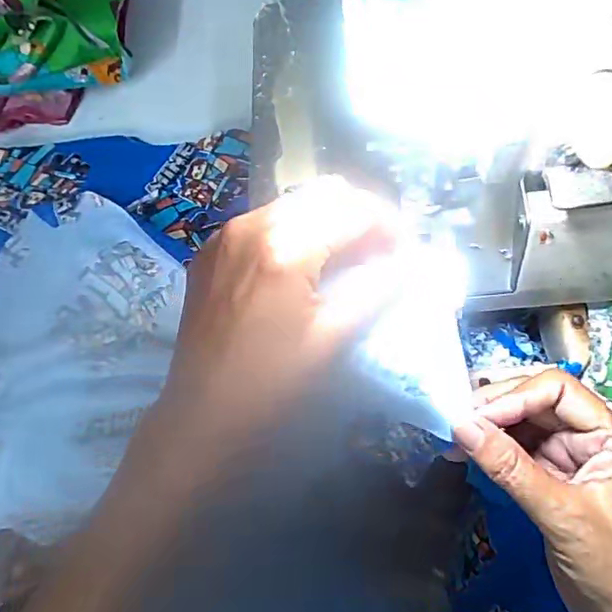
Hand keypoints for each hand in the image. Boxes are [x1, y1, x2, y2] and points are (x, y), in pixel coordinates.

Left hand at [132, 178, 399, 486]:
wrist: (201, 416)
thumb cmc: (271, 384)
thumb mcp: (333, 338)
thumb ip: (378, 290)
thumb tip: (409, 262)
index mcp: (283, 244)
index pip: (353, 210)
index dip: (389, 226)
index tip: (406, 253)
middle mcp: (250, 224)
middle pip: (322, 195)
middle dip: (359, 216)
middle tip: (381, 253)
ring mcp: (224, 236)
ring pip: (291, 204)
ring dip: (327, 222)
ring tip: (348, 260)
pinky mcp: (210, 253)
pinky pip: (263, 223)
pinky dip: (293, 232)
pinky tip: (305, 267)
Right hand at [452, 371, 611, 611]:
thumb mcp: (562, 517)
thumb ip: (511, 469)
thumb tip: (461, 426)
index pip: (559, 390)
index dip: (515, 397)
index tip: (475, 418)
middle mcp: (595, 441)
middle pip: (540, 402)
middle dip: (498, 408)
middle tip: (457, 423)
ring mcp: (575, 461)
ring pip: (527, 426)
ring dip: (492, 428)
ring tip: (456, 438)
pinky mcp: (557, 482)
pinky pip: (521, 453)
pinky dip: (495, 451)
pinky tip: (470, 454)